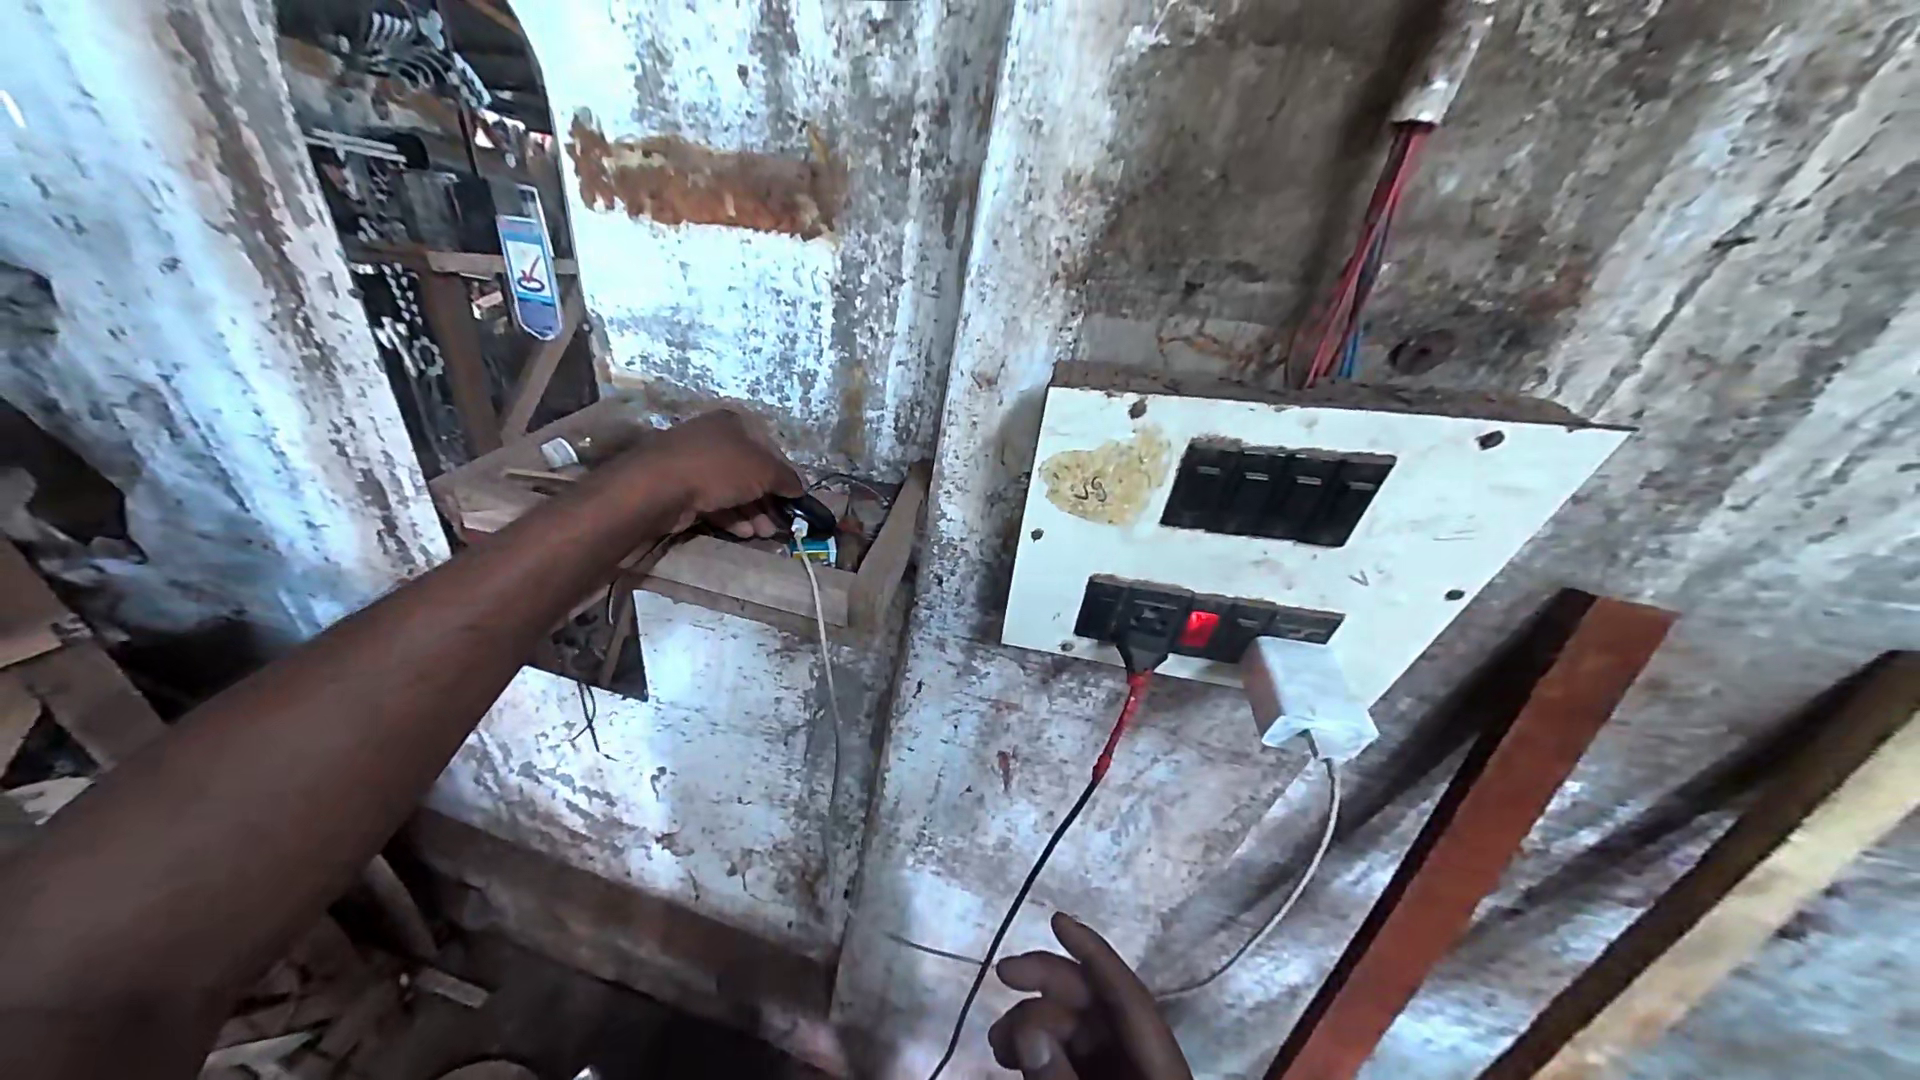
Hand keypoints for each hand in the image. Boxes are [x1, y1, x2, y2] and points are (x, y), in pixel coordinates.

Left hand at [631, 410, 803, 536]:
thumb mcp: (764, 471)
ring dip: (753, 513)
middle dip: (768, 501)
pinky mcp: (681, 488)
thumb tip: (799, 488)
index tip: (793, 498)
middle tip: (780, 523)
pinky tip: (744, 533)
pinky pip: (714, 502)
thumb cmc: (719, 469)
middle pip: (751, 473)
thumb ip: (787, 479)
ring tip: (765, 533)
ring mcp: (695, 464)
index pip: (769, 450)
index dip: (784, 475)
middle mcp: (714, 439)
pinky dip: (731, 516)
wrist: (660, 486)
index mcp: (734, 424)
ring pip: (733, 490)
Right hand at [989, 913, 1192, 1079]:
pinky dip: (1043, 1053)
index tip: (1055, 918)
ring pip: (1078, 1031)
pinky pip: (1074, 1058)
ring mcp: (1126, 1074)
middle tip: (1002, 975)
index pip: (1128, 992)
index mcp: (1160, 1064)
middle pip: (1097, 1004)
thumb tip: (1025, 1029)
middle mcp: (1145, 1060)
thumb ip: (1059, 1079)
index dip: (1093, 951)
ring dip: (1035, 1025)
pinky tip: (1013, 1056)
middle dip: (1047, 987)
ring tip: (997, 1042)